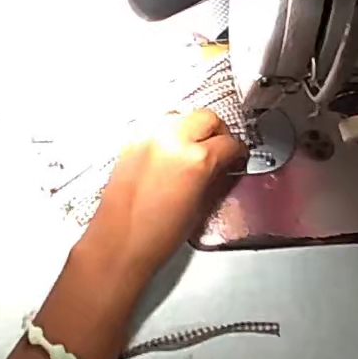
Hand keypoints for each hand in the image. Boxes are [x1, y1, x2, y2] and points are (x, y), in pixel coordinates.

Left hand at [76, 109, 244, 283]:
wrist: (119, 243)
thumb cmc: (155, 236)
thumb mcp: (200, 208)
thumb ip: (215, 178)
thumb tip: (223, 166)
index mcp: (196, 159)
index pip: (229, 142)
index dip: (238, 150)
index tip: (237, 155)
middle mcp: (172, 141)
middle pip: (207, 116)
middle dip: (218, 130)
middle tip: (220, 145)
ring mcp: (149, 138)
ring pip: (180, 115)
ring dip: (191, 126)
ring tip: (194, 146)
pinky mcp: (131, 141)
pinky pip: (157, 125)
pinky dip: (168, 132)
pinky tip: (170, 150)